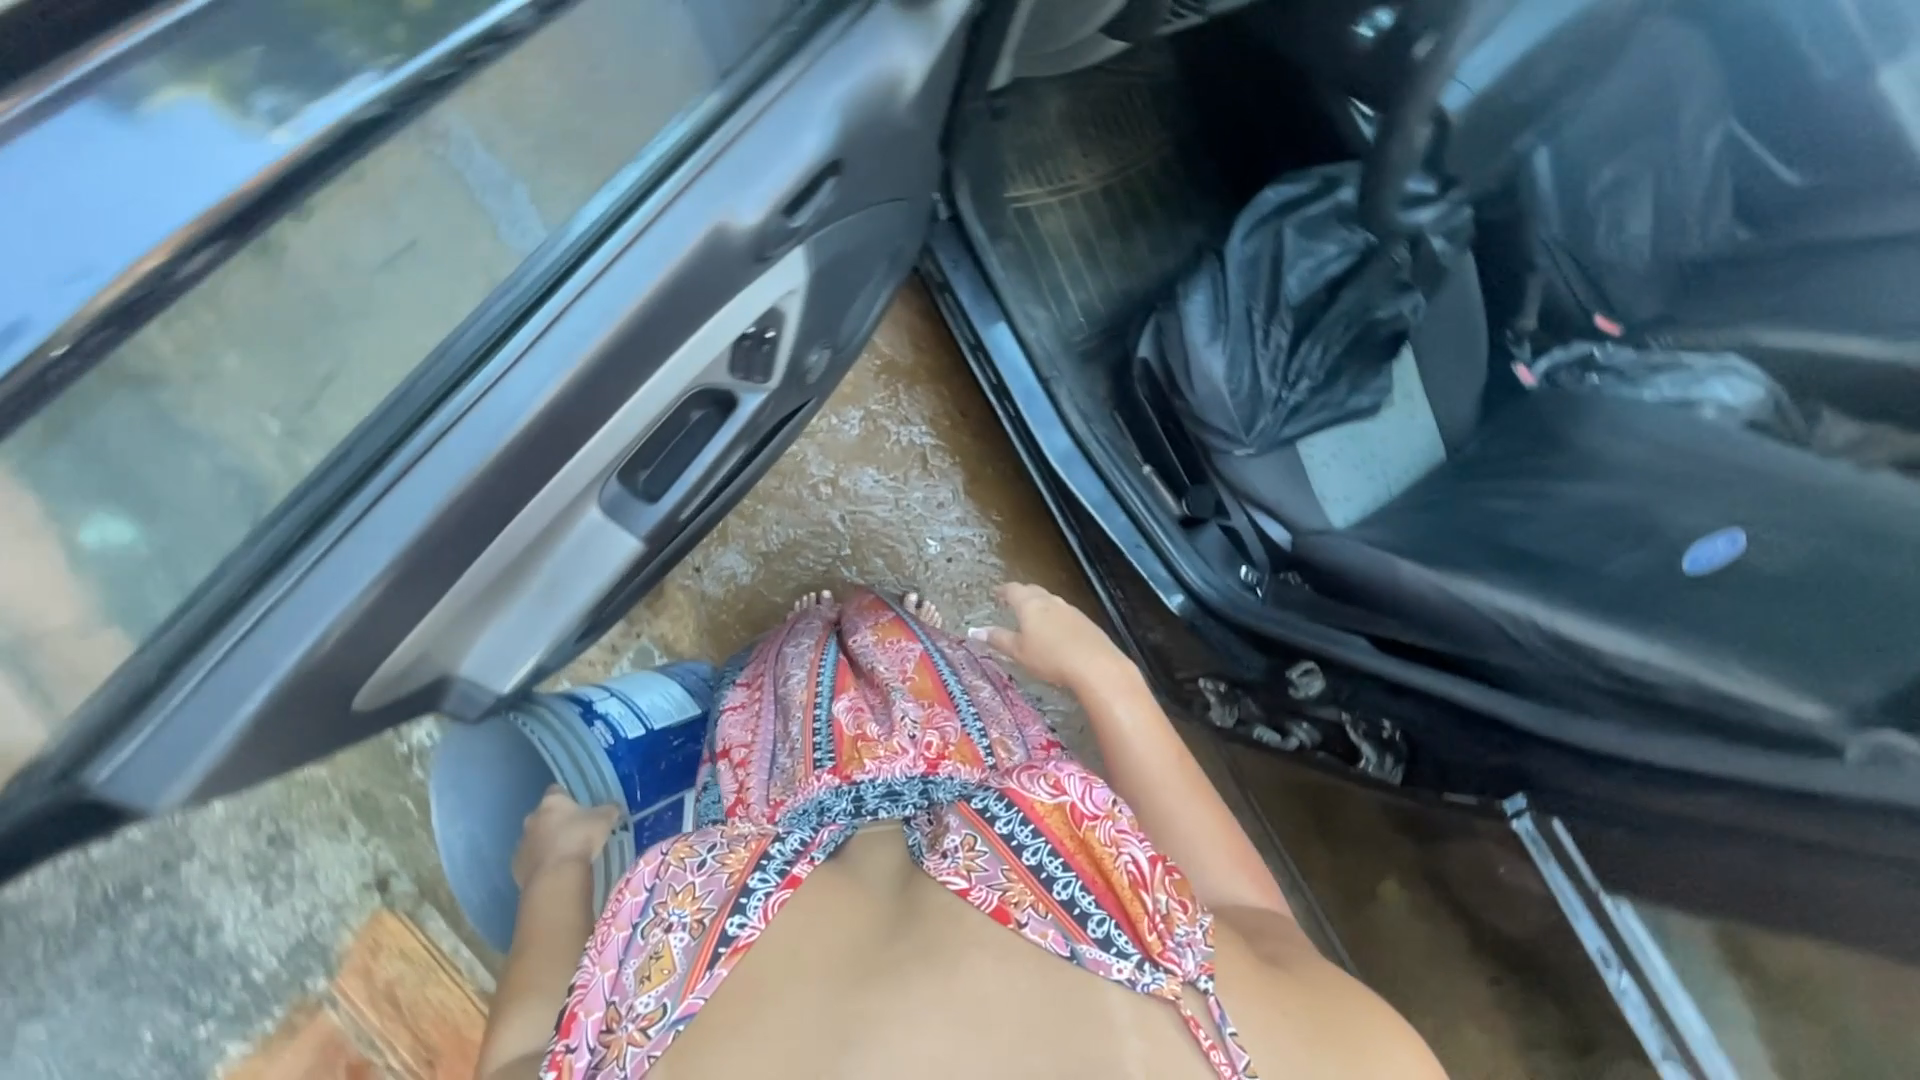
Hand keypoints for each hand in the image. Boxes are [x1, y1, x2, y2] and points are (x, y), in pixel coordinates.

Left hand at [511, 785, 622, 887]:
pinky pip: (530, 859)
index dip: (567, 797)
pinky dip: (541, 862)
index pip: (556, 790)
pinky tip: (555, 869)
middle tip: (575, 832)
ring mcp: (522, 843)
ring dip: (547, 843)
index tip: (579, 806)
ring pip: (535, 838)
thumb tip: (614, 807)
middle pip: (544, 815)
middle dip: (556, 822)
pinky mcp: (517, 865)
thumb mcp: (605, 819)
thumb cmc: (580, 838)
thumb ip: (610, 809)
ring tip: (566, 854)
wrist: (555, 876)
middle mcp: (532, 818)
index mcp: (551, 802)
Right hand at [969, 582, 1135, 690]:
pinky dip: (1054, 617)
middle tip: (1012, 601)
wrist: (1096, 665)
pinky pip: (1064, 613)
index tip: (996, 593)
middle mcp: (1050, 601)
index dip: (1003, 591)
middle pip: (1033, 591)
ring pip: (1050, 601)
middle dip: (1021, 594)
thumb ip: (997, 639)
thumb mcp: (1018, 651)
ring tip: (1033, 616)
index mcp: (1030, 604)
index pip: (1013, 590)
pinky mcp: (1085, 621)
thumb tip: (974, 631)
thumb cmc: (1050, 657)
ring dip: (1040, 605)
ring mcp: (1070, 609)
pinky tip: (1055, 631)